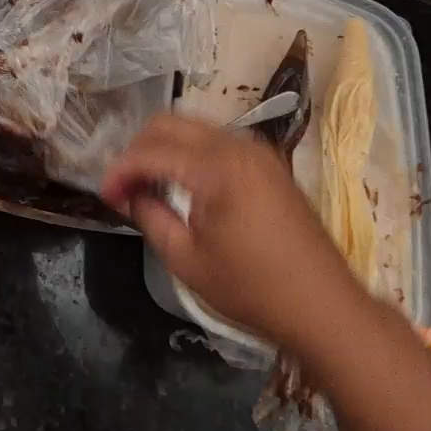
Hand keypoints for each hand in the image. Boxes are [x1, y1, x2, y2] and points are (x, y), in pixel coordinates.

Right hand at [102, 114, 363, 345]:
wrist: (325, 307)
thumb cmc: (253, 289)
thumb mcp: (187, 260)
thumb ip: (150, 217)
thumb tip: (126, 195)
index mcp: (217, 167)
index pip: (150, 152)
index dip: (120, 171)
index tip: (104, 197)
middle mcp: (238, 145)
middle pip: (169, 123)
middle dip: (138, 150)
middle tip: (122, 186)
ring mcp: (258, 150)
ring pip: (193, 126)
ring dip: (163, 147)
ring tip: (147, 184)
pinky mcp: (269, 162)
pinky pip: (216, 140)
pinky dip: (189, 151)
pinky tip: (182, 183)